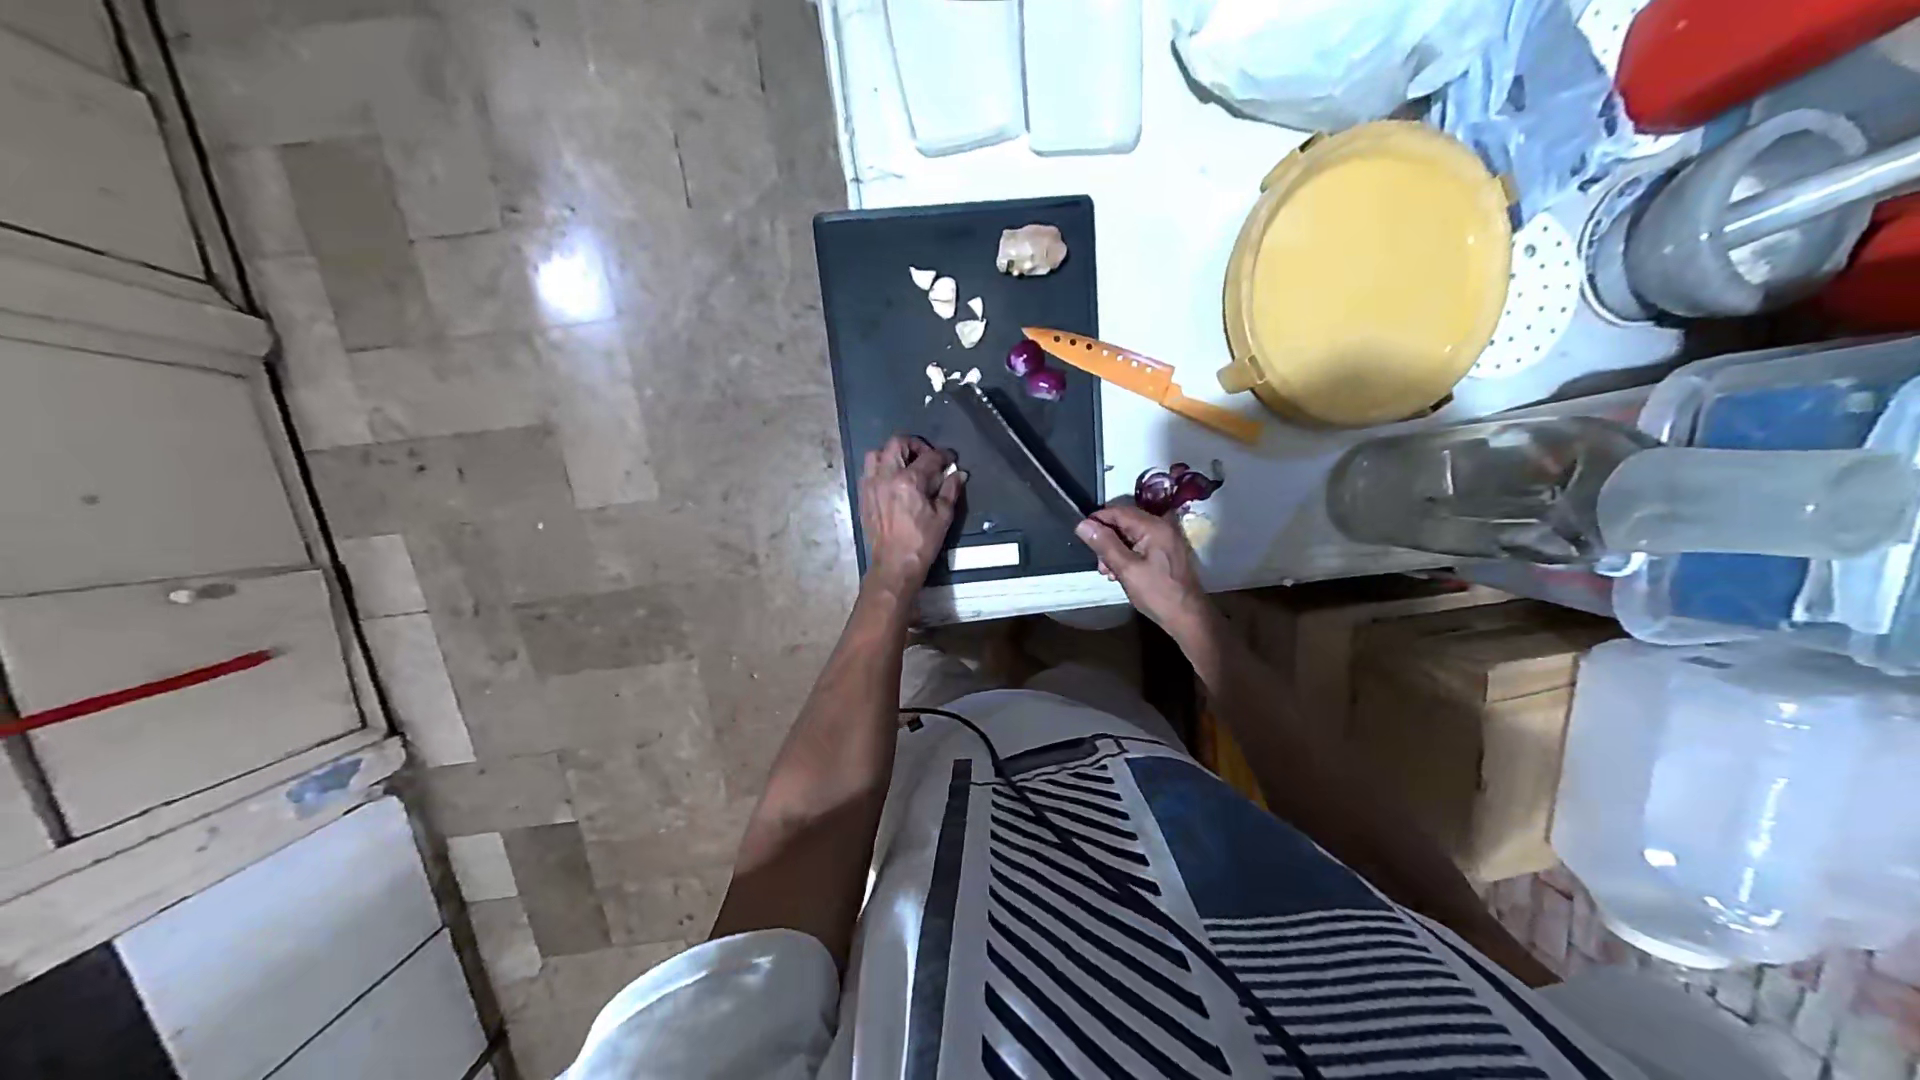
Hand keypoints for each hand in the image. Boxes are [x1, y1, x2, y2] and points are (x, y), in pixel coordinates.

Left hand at [860, 435, 964, 592]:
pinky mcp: (863, 495)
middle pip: (897, 443)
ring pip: (877, 453)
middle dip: (914, 445)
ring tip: (905, 465)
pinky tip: (892, 480)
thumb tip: (958, 474)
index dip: (943, 455)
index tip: (950, 459)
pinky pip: (868, 471)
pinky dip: (880, 468)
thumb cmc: (922, 541)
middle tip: (926, 457)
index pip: (929, 457)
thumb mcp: (943, 516)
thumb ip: (950, 490)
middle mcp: (886, 477)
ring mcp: (871, 485)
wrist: (895, 563)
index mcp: (909, 481)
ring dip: (892, 454)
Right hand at [1074, 504, 1213, 642]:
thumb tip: (1083, 524)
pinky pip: (1139, 546)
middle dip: (1106, 539)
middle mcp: (1161, 527)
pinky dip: (1126, 556)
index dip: (1097, 520)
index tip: (1081, 535)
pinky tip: (1120, 573)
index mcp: (1153, 527)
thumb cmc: (1157, 593)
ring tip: (1108, 572)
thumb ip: (1104, 544)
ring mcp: (1164, 540)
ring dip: (1114, 550)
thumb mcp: (1126, 568)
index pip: (1118, 512)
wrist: (1187, 617)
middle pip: (1124, 522)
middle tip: (1099, 562)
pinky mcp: (1164, 553)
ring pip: (1130, 536)